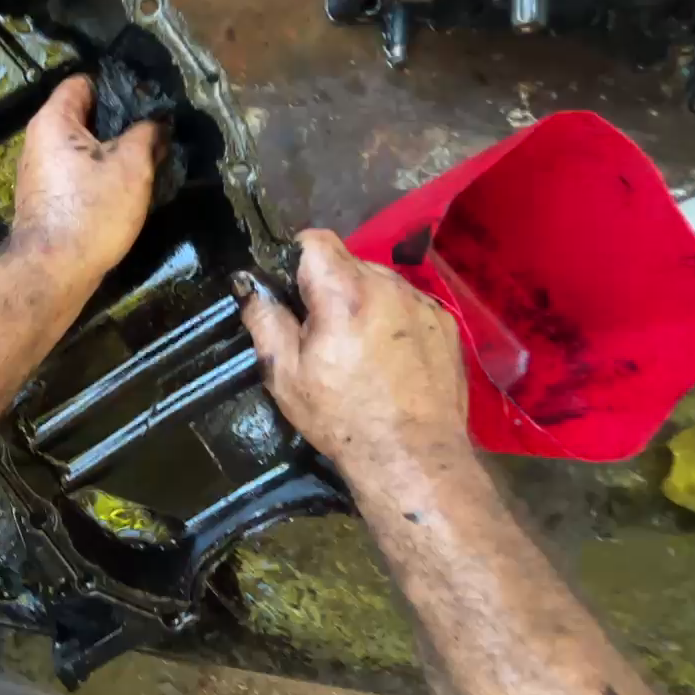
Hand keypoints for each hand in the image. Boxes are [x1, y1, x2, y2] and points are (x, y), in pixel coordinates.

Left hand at [10, 75, 162, 284]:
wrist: (54, 271)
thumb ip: (147, 134)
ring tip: (147, 162)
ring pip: (83, 151)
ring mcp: (39, 175)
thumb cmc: (90, 211)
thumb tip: (155, 124)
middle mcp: (38, 143)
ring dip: (112, 156)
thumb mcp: (131, 165)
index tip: (148, 100)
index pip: (84, 82)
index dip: (118, 87)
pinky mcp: (46, 202)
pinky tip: (124, 191)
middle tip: (156, 133)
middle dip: (119, 125)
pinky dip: (99, 180)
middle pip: (85, 119)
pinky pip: (77, 178)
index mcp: (52, 121)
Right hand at [236, 229, 470, 478]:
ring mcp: (423, 303)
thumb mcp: (284, 373)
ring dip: (359, 302)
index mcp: (344, 294)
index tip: (288, 289)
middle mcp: (388, 286)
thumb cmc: (340, 415)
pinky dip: (389, 319)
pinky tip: (385, 358)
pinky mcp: (445, 323)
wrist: (412, 453)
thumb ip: (264, 320)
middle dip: (326, 287)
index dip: (294, 257)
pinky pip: (406, 304)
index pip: (316, 241)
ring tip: (353, 348)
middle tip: (315, 332)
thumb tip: (249, 286)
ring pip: (378, 282)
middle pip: (347, 263)